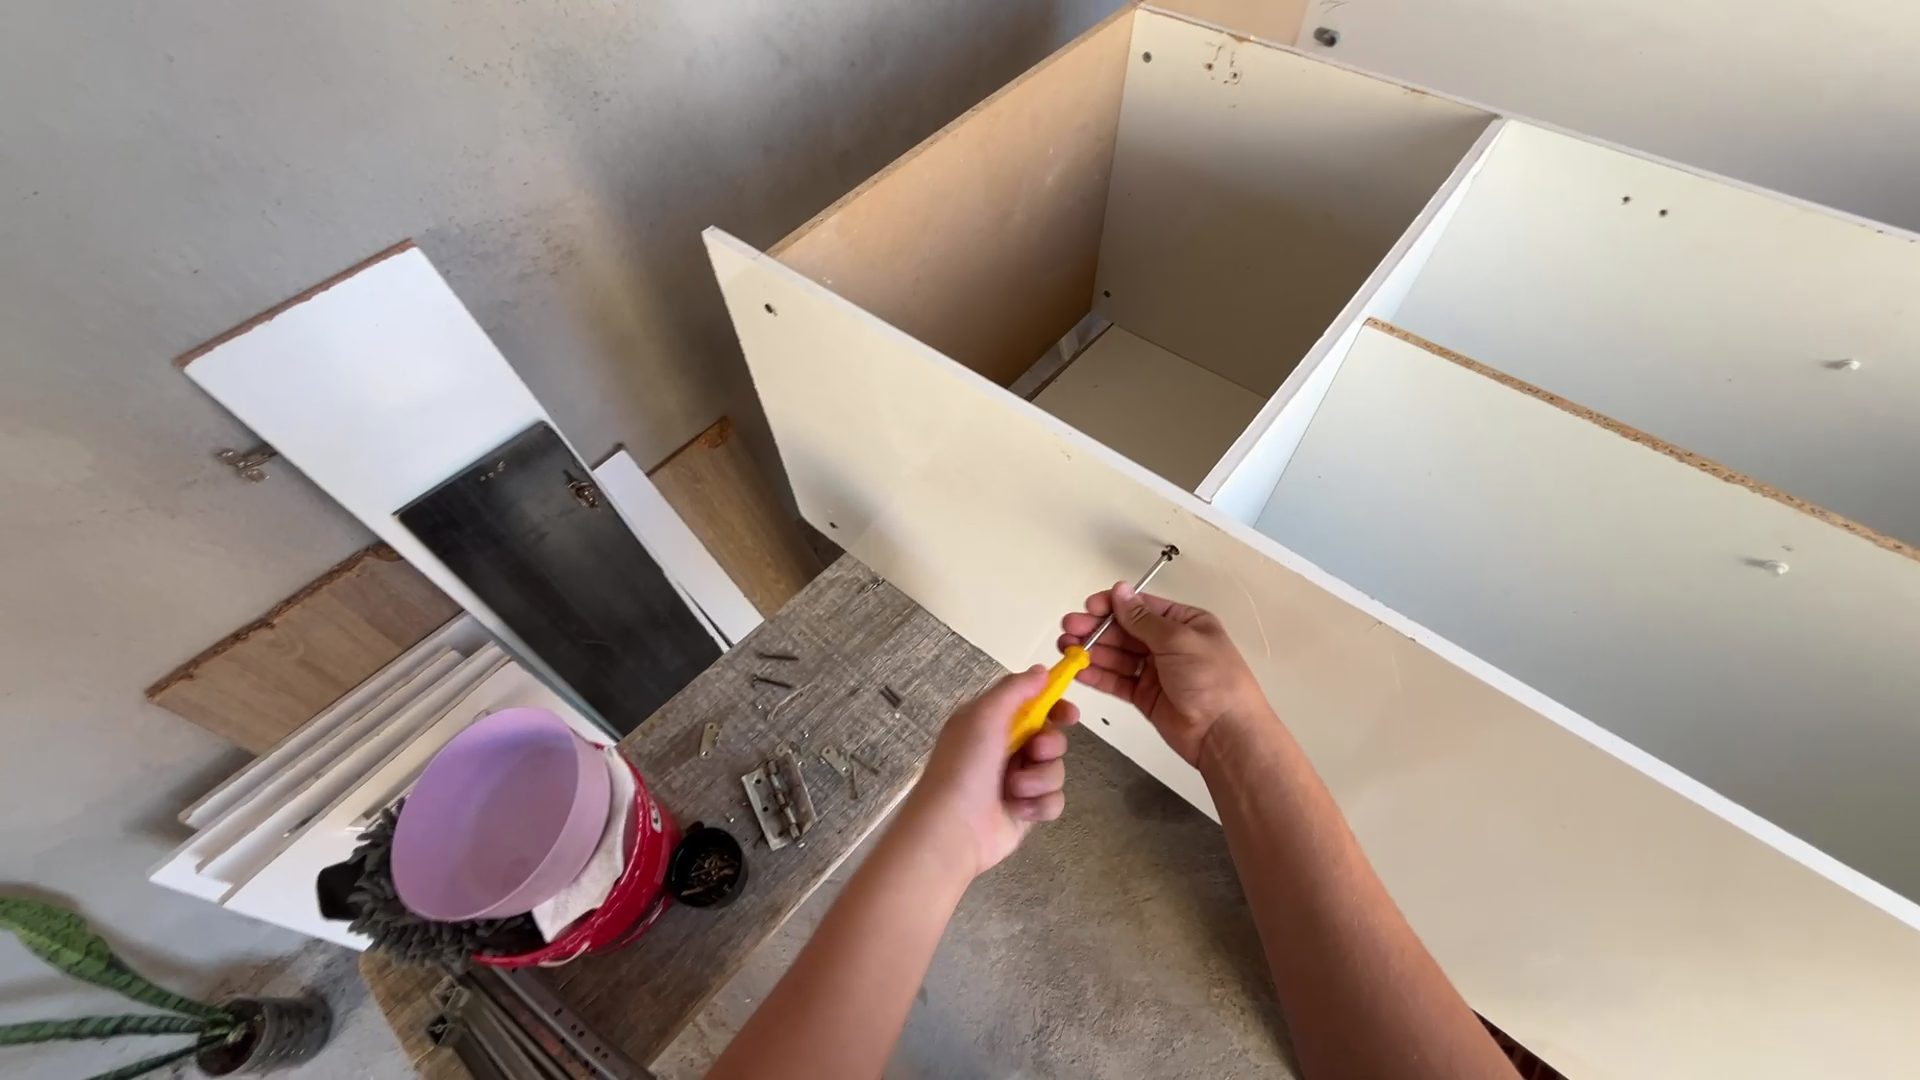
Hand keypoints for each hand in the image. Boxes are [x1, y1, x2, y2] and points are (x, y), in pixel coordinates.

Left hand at [898, 667, 1075, 878]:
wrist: (952, 829)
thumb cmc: (965, 765)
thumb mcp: (984, 715)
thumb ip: (1015, 689)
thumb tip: (1042, 670)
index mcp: (990, 722)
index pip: (1032, 704)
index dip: (1055, 706)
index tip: (1069, 714)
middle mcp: (1004, 748)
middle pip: (1051, 736)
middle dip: (1049, 745)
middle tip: (1035, 752)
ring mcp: (1017, 780)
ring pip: (1055, 769)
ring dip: (1039, 778)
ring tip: (1015, 789)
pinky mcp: (1026, 810)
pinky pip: (1054, 800)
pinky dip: (1039, 804)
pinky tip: (1019, 809)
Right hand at [1060, 582, 1264, 765]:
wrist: (1225, 734)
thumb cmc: (1214, 680)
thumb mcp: (1178, 640)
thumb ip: (1142, 618)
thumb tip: (1120, 591)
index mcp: (1183, 623)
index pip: (1140, 607)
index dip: (1112, 606)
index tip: (1088, 607)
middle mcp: (1168, 644)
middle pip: (1124, 631)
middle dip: (1096, 629)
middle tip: (1070, 628)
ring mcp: (1155, 671)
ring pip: (1117, 655)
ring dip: (1091, 651)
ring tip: (1067, 649)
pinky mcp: (1145, 696)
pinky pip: (1117, 680)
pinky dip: (1098, 675)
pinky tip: (1079, 670)